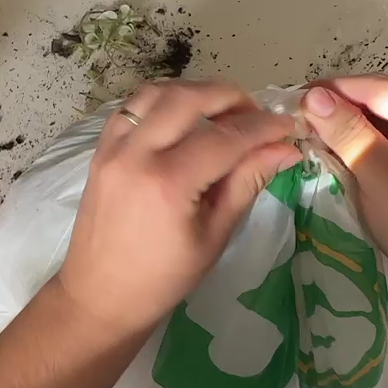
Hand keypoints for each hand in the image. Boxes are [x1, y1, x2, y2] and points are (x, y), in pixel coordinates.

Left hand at [52, 80, 300, 340]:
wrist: (100, 295)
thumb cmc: (163, 278)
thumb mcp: (214, 235)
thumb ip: (247, 183)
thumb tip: (286, 148)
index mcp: (167, 184)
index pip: (225, 138)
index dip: (262, 127)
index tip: (288, 126)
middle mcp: (135, 154)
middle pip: (188, 99)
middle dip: (229, 96)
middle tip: (256, 113)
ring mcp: (111, 148)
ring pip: (156, 92)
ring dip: (194, 92)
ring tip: (223, 111)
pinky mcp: (99, 149)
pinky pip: (132, 107)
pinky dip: (162, 100)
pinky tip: (184, 116)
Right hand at [302, 76, 387, 282]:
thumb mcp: (376, 171)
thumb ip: (345, 130)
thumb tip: (312, 95)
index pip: (377, 87)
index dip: (334, 88)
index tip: (294, 97)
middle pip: (380, 104)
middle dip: (338, 108)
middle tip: (298, 118)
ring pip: (381, 127)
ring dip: (346, 129)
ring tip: (310, 135)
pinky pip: (386, 148)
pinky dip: (359, 148)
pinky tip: (335, 156)